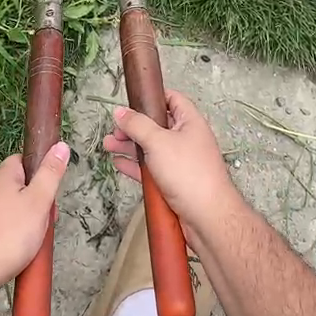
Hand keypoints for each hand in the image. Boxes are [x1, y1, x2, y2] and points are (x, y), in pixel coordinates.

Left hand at [0, 142, 71, 293]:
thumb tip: (61, 146)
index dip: (41, 175)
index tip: (49, 196)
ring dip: (24, 221)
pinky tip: (14, 251)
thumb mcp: (39, 200)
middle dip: (35, 203)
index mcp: (3, 173)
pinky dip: (10, 235)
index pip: (25, 160)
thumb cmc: (10, 234)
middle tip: (44, 224)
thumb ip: (50, 173)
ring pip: (11, 208)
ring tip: (31, 243)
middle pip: (20, 186)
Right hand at [101, 90, 244, 239]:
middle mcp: (187, 139)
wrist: (207, 218)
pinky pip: (151, 169)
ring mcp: (180, 162)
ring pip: (151, 148)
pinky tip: (119, 163)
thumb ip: (137, 125)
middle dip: (134, 126)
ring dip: (130, 146)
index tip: (132, 100)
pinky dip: (136, 166)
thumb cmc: (189, 174)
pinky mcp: (174, 182)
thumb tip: (120, 112)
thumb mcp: (158, 142)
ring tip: (109, 145)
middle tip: (115, 129)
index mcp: (190, 122)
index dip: (152, 97)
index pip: (171, 99)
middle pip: (157, 125)